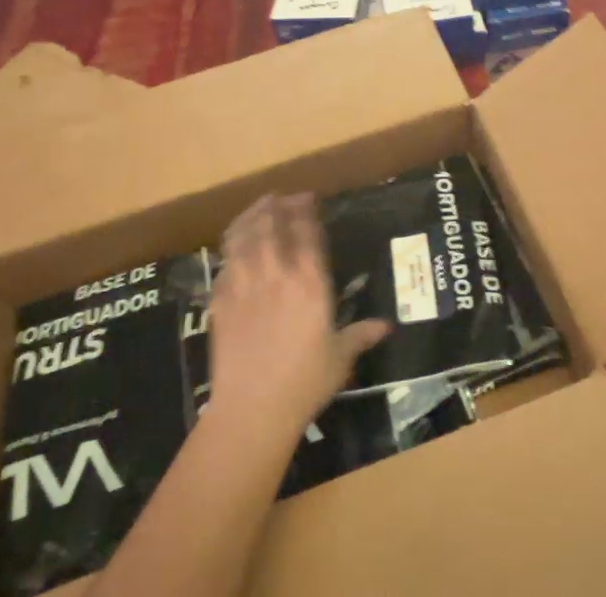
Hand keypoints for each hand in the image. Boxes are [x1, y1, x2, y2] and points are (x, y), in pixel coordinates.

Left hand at [204, 192, 389, 438]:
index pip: (306, 234)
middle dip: (274, 207)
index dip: (304, 211)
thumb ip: (360, 335)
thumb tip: (386, 326)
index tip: (306, 198)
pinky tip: (233, 251)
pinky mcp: (220, 303)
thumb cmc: (304, 383)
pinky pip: (224, 266)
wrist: (252, 408)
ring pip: (242, 239)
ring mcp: (244, 287)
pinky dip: (230, 251)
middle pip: (270, 227)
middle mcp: (276, 276)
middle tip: (279, 197)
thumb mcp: (340, 358)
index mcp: (310, 284)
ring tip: (255, 211)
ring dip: (249, 219)